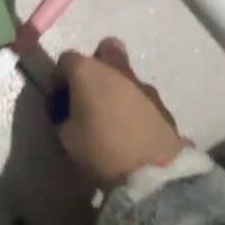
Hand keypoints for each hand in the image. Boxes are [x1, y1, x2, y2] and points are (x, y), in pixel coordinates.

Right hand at [53, 38, 188, 190]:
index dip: (60, 77)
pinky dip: (136, 108)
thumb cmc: (102, 150)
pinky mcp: (165, 108)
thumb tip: (70, 114)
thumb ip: (64, 117)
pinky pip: (144, 99)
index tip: (60, 99)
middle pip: (107, 49)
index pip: (66, 59)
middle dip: (97, 64)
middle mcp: (117, 71)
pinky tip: (133, 131)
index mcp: (87, 72)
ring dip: (118, 88)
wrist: (156, 176)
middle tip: (91, 91)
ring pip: (127, 76)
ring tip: (114, 118)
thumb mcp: (67, 138)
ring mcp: (145, 88)